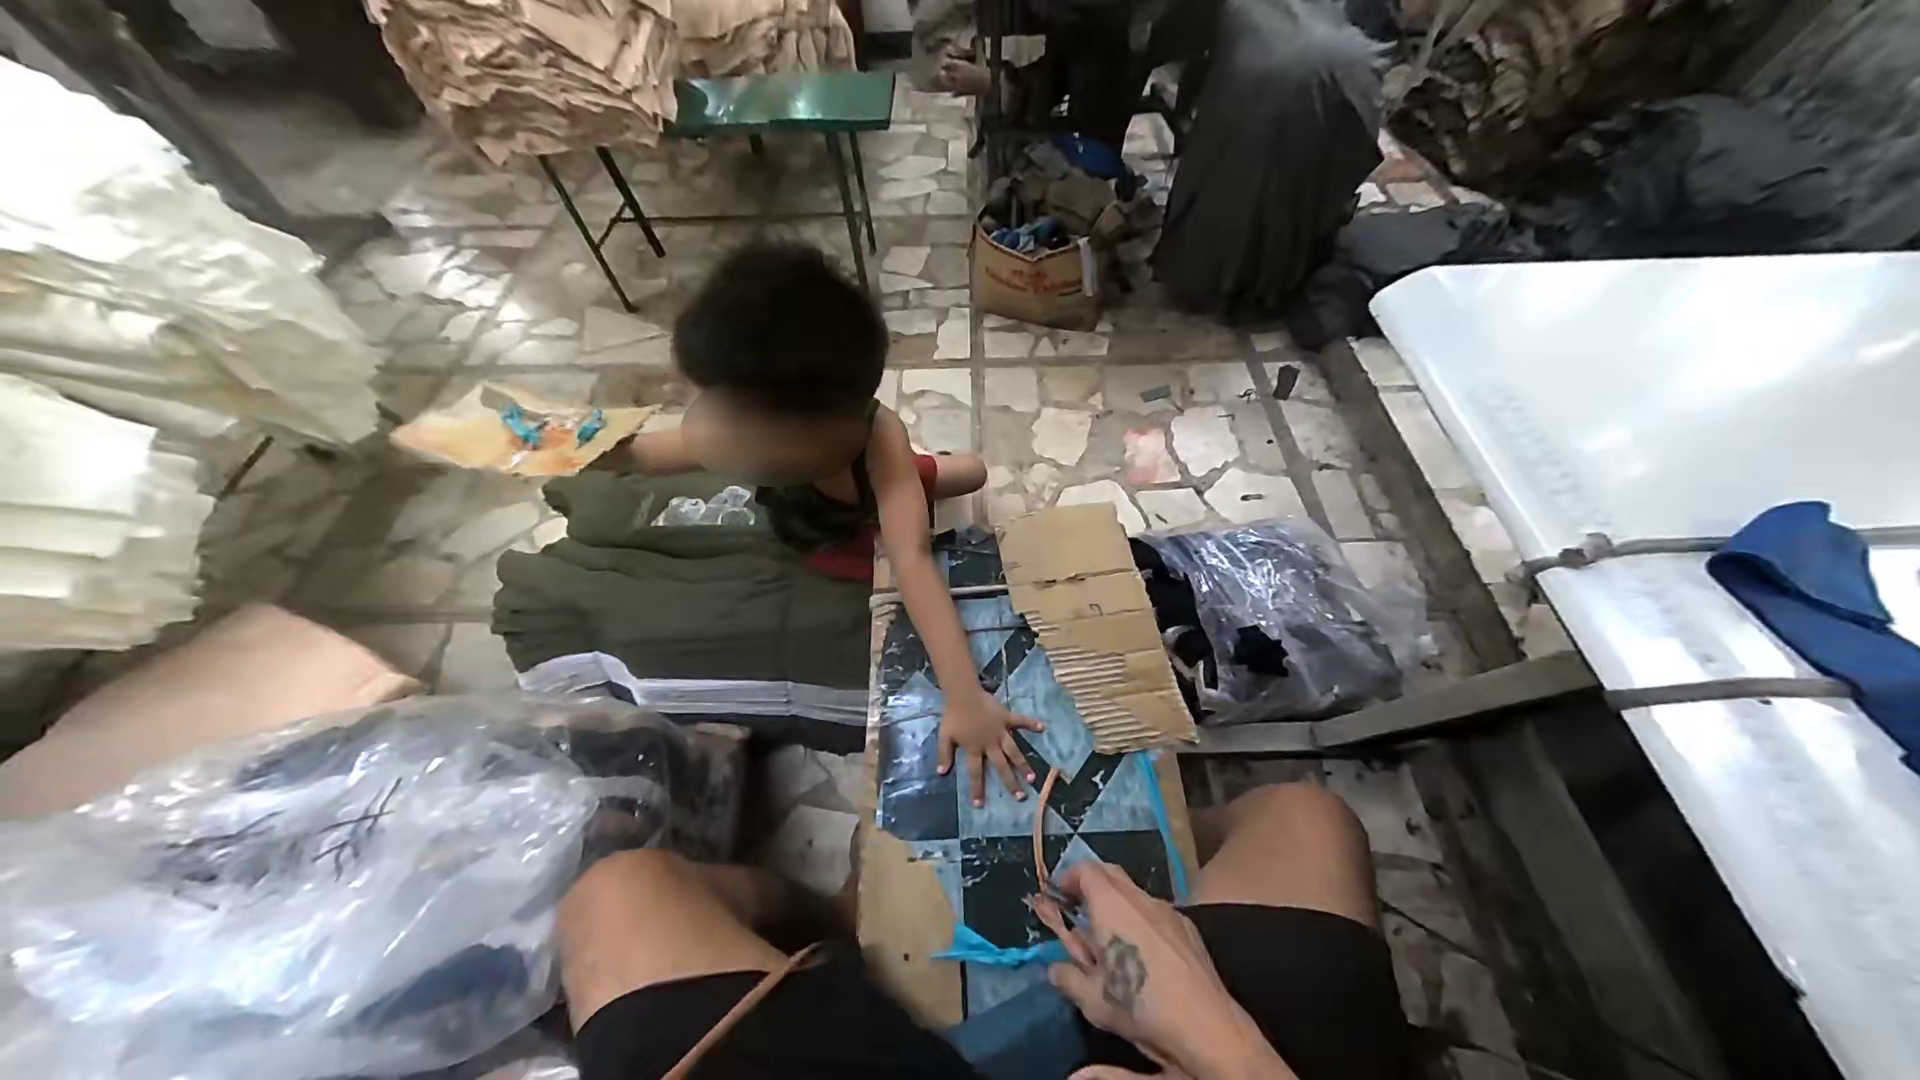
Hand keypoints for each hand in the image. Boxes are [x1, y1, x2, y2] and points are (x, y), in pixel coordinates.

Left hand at [937, 690, 1042, 805]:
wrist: (963, 694)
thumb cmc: (953, 716)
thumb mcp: (945, 736)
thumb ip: (944, 754)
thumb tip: (941, 773)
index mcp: (975, 748)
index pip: (976, 772)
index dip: (977, 789)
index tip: (980, 805)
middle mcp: (990, 743)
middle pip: (1001, 765)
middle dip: (1010, 782)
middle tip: (1020, 796)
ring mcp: (1000, 731)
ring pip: (1013, 750)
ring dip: (1023, 763)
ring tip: (1032, 777)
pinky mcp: (1006, 717)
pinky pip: (1020, 721)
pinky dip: (1030, 723)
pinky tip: (1042, 727)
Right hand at [1047, 863, 1296, 1079]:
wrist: (1209, 1029)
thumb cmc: (1142, 1008)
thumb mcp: (1093, 1001)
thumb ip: (1068, 977)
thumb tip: (1054, 968)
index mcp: (1111, 904)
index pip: (1083, 870)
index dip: (1066, 879)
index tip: (1056, 897)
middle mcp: (1138, 897)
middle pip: (1108, 872)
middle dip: (1089, 885)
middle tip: (1078, 911)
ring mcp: (1167, 909)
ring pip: (1133, 892)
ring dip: (1115, 903)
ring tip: (1109, 938)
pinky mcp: (1187, 927)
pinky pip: (1155, 911)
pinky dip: (1140, 918)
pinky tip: (1143, 953)